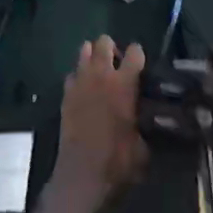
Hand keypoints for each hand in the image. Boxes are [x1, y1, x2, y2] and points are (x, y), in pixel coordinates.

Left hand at [47, 36, 148, 212]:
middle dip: (112, 48)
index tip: (140, 61)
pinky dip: (79, 76)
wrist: (83, 171)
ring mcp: (80, 80)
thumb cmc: (118, 160)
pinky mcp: (65, 91)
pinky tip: (84, 90)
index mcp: (124, 84)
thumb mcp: (143, 146)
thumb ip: (145, 125)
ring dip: (93, 56)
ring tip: (99, 71)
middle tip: (117, 64)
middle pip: (104, 42)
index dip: (138, 54)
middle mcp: (101, 75)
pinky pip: (72, 72)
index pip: (135, 52)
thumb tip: (147, 121)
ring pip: (84, 49)